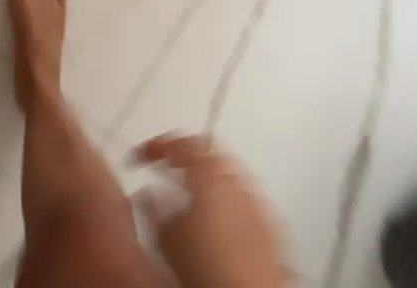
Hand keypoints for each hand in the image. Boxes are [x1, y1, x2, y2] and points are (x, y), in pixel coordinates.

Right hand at [133, 133, 287, 287]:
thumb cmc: (211, 271)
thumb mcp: (167, 238)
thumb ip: (153, 207)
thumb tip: (146, 193)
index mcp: (209, 176)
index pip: (181, 144)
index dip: (158, 146)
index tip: (144, 155)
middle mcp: (236, 182)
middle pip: (210, 153)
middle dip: (186, 157)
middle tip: (166, 165)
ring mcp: (258, 202)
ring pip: (228, 175)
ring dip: (207, 178)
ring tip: (188, 194)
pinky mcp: (272, 226)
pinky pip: (245, 198)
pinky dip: (227, 198)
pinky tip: (216, 219)